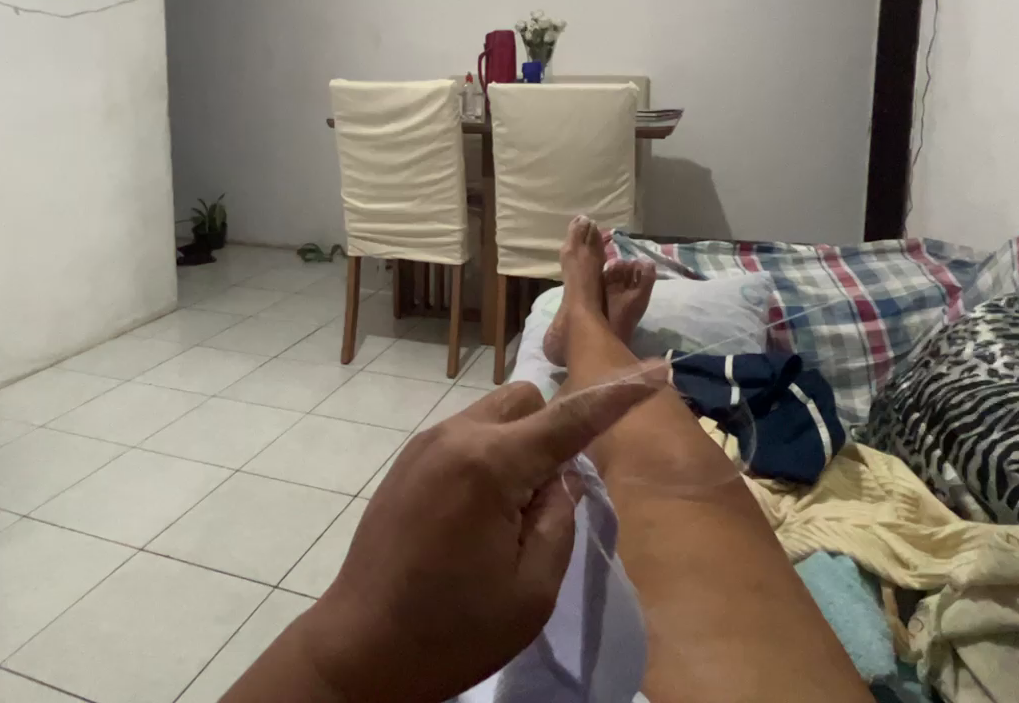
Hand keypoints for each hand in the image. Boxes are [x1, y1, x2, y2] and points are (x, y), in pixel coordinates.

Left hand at [221, 371, 664, 702]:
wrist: (361, 648)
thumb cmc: (453, 630)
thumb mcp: (530, 590)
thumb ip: (559, 517)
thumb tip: (563, 474)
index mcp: (489, 465)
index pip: (569, 418)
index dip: (617, 395)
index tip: (657, 369)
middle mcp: (456, 435)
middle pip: (527, 399)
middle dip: (552, 430)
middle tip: (548, 498)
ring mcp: (427, 442)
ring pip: (495, 411)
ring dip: (519, 441)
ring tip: (509, 513)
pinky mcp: (409, 458)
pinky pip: (467, 432)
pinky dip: (490, 452)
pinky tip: (477, 513)